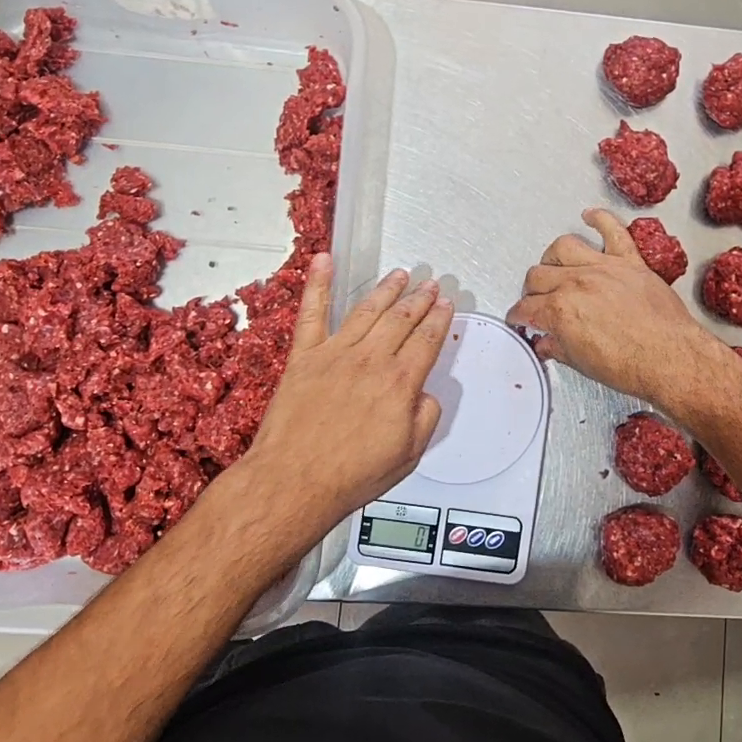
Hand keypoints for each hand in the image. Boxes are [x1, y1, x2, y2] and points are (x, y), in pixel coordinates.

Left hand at [245, 255, 453, 526]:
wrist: (295, 480)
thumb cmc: (351, 475)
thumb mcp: (408, 454)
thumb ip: (425, 418)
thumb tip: (425, 396)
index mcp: (400, 383)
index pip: (427, 341)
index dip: (439, 320)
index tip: (446, 306)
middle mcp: (371, 360)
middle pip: (401, 320)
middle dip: (420, 299)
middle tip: (431, 284)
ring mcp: (335, 354)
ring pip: (367, 310)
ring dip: (386, 290)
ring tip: (400, 275)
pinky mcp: (304, 357)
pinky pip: (312, 313)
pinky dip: (317, 284)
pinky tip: (323, 261)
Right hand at [507, 208, 725, 405]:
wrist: (671, 358)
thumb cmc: (632, 366)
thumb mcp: (583, 363)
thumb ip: (558, 348)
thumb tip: (546, 343)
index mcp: (560, 310)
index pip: (526, 308)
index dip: (518, 316)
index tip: (520, 319)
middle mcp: (577, 283)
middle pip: (537, 275)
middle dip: (530, 290)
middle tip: (535, 300)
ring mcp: (604, 268)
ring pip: (564, 247)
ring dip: (553, 257)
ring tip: (554, 267)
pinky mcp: (630, 261)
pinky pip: (612, 229)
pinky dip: (599, 219)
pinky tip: (590, 216)